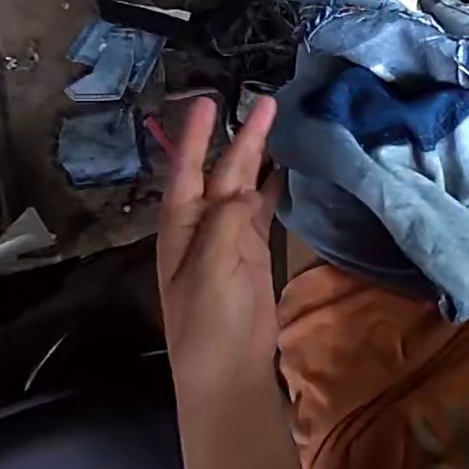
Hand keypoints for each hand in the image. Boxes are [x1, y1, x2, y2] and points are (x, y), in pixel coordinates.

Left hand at [157, 95, 281, 386]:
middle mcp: (205, 225)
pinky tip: (286, 169)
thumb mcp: (209, 271)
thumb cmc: (207, 322)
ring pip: (247, 186)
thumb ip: (226, 224)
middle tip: (265, 101)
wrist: (227, 368)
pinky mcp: (255, 250)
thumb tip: (248, 188)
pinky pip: (265, 208)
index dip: (196, 136)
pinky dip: (275, 186)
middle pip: (225, 171)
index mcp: (182, 227)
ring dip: (261, 157)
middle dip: (243, 137)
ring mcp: (232, 237)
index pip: (188, 170)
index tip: (207, 101)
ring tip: (279, 125)